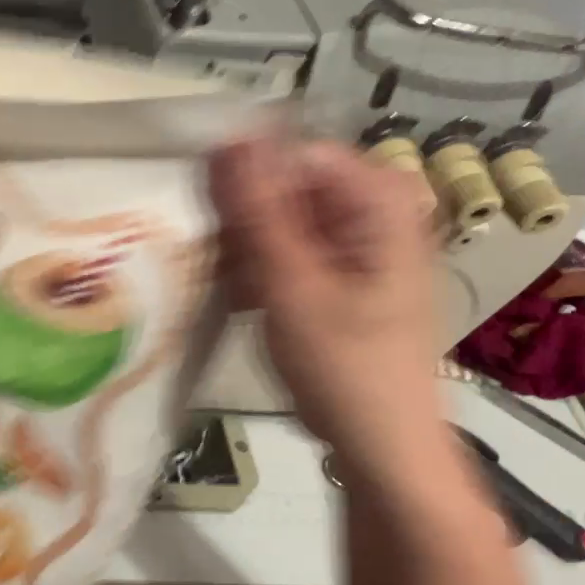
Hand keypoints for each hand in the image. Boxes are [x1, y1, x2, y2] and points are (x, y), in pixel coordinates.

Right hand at [208, 138, 444, 465]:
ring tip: (224, 283)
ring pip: (280, 222)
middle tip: (211, 257)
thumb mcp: (291, 286)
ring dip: (244, 248)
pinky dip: (259, 269)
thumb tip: (224, 138)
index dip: (242, 176)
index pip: (293, 153)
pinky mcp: (341, 278)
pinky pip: (288, 252)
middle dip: (242, 218)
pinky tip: (239, 298)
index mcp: (378, 202)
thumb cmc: (344, 368)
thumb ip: (257, 212)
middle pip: (287, 186)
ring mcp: (358, 247)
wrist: (382, 446)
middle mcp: (373, 213)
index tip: (202, 215)